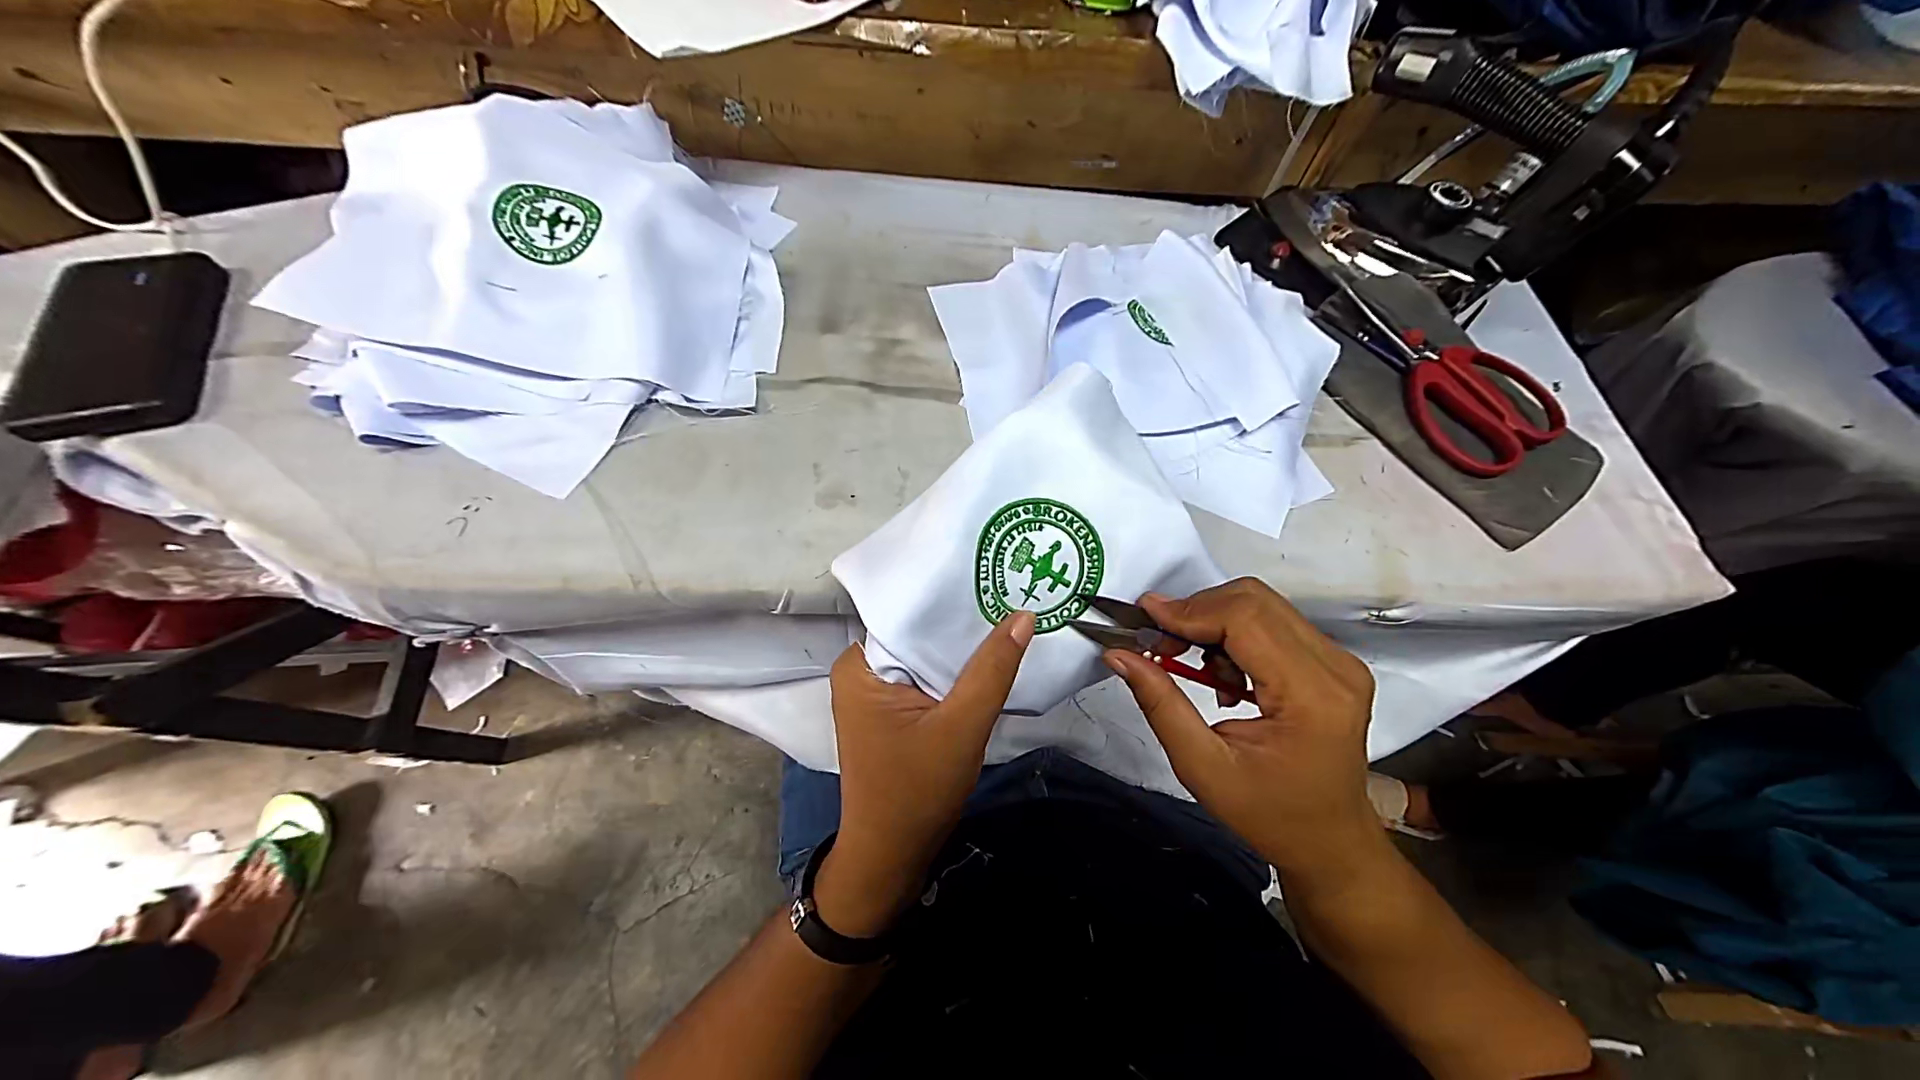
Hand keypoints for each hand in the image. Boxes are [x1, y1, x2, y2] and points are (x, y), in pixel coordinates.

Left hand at [814, 612, 1033, 935]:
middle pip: (918, 633)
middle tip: (1011, 593)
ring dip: (961, 650)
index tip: (996, 577)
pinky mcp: (890, 712)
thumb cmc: (916, 792)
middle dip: (961, 622)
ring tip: (1008, 620)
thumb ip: (992, 670)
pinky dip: (953, 674)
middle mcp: (859, 671)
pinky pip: (925, 678)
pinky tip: (989, 662)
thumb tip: (1023, 615)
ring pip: (925, 656)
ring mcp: (873, 693)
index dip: (952, 597)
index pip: (908, 613)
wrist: (892, 857)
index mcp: (859, 665)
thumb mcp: (961, 727)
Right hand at [1103, 578, 1382, 877]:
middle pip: (1253, 601)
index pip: (1245, 620)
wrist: (1327, 840)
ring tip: (1187, 663)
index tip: (1146, 619)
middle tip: (1159, 644)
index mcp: (1312, 697)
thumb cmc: (1274, 815)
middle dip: (1196, 613)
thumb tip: (1122, 656)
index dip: (1189, 611)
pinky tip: (1219, 673)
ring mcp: (1338, 663)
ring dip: (1212, 622)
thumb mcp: (1202, 767)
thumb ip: (1159, 704)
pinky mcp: (1331, 662)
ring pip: (1261, 604)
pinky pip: (1272, 621)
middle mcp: (1335, 670)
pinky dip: (1232, 633)